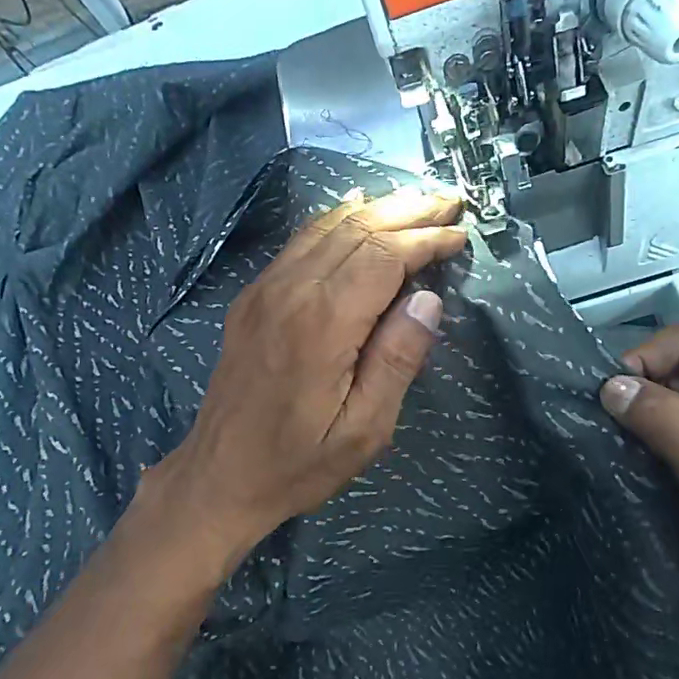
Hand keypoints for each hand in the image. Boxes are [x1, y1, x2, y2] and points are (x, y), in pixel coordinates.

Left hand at [141, 188, 466, 579]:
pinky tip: (356, 206)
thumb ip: (398, 360)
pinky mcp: (254, 297)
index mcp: (323, 324)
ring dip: (377, 209)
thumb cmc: (300, 461)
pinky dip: (337, 218)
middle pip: (356, 230)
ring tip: (418, 201)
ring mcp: (265, 290)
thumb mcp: (365, 428)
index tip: (460, 236)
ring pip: (327, 228)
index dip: (424, 240)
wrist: (218, 477)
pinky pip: (302, 241)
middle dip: (408, 212)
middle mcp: (290, 292)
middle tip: (449, 202)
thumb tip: (429, 300)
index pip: (382, 256)